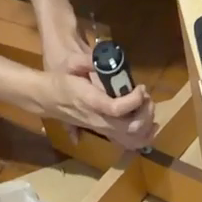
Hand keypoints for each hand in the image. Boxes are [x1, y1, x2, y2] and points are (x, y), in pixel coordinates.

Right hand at [36, 16, 156, 149]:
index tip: (141, 87)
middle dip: (145, 112)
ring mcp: (104, 129)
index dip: (134, 100)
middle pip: (130, 127)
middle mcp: (99, 120)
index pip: (117, 108)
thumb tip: (99, 59)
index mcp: (91, 102)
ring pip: (132, 138)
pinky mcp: (106, 133)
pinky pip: (128, 142)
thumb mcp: (71, 64)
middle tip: (147, 97)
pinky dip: (143, 137)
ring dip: (147, 124)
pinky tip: (151, 126)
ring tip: (148, 108)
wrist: (50, 100)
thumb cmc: (63, 81)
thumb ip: (86, 61)